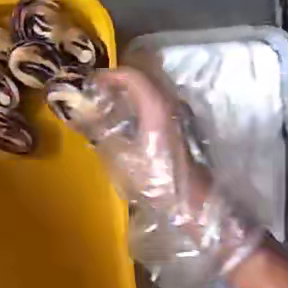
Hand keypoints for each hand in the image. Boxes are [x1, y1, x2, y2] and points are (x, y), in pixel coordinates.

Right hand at [62, 67, 267, 287]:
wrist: (203, 211)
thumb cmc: (165, 189)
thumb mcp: (126, 164)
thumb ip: (105, 135)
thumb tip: (84, 115)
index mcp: (159, 112)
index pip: (134, 77)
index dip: (109, 75)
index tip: (88, 84)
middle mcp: (172, 107)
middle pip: (143, 79)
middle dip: (116, 82)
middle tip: (91, 94)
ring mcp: (179, 118)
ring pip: (150, 92)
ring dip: (127, 94)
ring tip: (102, 107)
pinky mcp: (181, 131)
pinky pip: (155, 106)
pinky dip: (136, 106)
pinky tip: (122, 124)